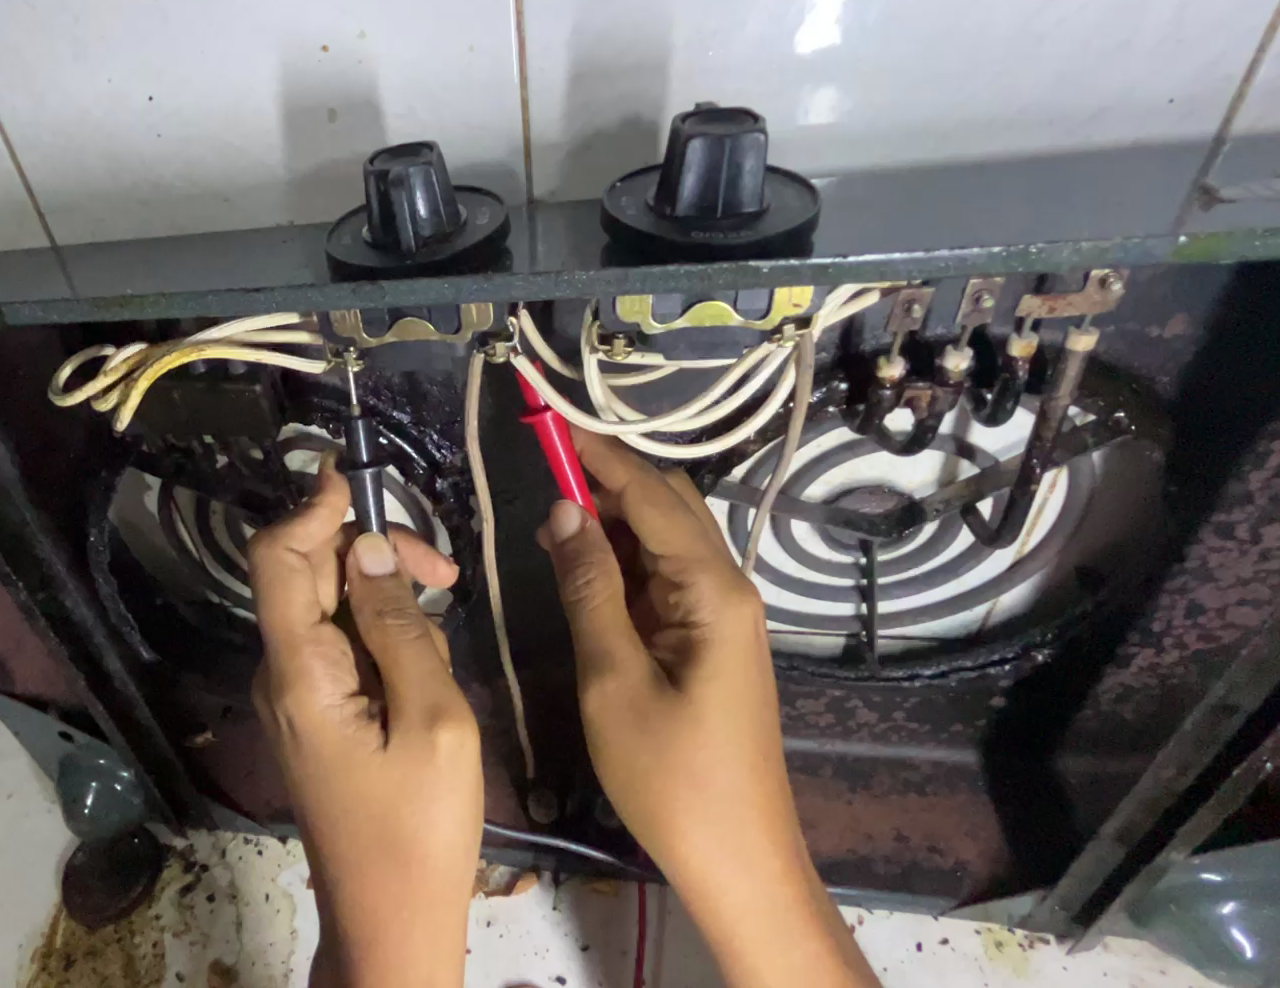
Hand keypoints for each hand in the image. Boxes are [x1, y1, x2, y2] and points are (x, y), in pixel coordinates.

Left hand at [248, 460, 480, 987]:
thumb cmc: (420, 828)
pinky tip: (428, 665)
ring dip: (387, 595)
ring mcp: (298, 693)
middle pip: (311, 575)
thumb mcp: (432, 718)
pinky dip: (384, 633)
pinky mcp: (318, 710)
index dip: (310, 509)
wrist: (392, 921)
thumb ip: (399, 627)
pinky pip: (344, 644)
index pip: (278, 560)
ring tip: (446, 622)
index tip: (353, 476)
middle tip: (445, 571)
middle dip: (373, 553)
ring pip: (333, 606)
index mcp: (301, 672)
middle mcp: (283, 672)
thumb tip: (369, 547)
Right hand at [538, 429, 877, 987]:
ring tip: (550, 504)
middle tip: (543, 458)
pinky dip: (621, 556)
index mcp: (712, 588)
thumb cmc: (670, 775)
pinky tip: (580, 555)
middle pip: (667, 504)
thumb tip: (563, 509)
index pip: (652, 495)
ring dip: (611, 515)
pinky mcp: (707, 635)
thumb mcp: (612, 677)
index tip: (550, 422)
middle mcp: (726, 585)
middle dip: (606, 474)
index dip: (599, 454)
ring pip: (664, 536)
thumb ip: (588, 586)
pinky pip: (662, 574)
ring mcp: (720, 610)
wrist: (737, 858)